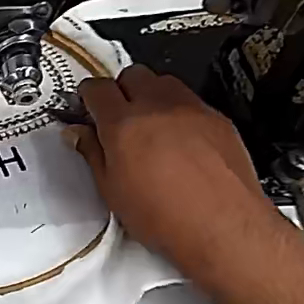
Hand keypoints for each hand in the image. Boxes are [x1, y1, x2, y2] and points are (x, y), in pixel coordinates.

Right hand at [65, 66, 283, 276]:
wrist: (222, 228)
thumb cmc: (169, 217)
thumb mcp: (112, 190)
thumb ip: (92, 154)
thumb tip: (80, 136)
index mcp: (124, 124)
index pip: (97, 89)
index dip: (86, 95)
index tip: (85, 106)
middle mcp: (158, 108)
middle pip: (131, 75)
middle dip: (119, 90)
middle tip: (113, 115)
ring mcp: (192, 110)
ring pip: (163, 82)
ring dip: (149, 95)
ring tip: (145, 124)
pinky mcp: (218, 119)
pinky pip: (191, 100)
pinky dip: (177, 111)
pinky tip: (175, 138)